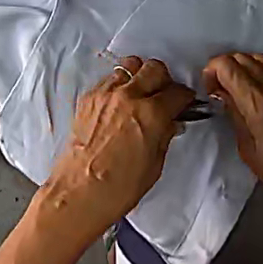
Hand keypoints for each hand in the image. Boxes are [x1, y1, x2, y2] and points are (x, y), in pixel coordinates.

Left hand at [39, 56, 193, 239]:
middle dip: (164, 79)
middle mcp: (130, 97)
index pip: (178, 92)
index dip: (185, 97)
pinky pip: (109, 79)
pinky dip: (118, 85)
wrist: (76, 196)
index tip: (184, 102)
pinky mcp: (88, 99)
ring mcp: (107, 95)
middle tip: (164, 93)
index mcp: (152, 114)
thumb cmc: (115, 188)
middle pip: (155, 68)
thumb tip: (171, 124)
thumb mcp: (154, 165)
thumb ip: (165, 136)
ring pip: (130, 66)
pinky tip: (119, 101)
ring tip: (140, 92)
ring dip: (139, 76)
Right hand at [202, 52, 262, 226]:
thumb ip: (234, 116)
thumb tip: (222, 95)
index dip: (212, 71)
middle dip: (224, 67)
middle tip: (217, 89)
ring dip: (241, 66)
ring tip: (234, 89)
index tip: (209, 89)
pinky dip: (258, 70)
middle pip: (242, 57)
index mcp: (258, 101)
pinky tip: (254, 91)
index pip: (228, 65)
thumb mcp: (249, 150)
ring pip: (258, 58)